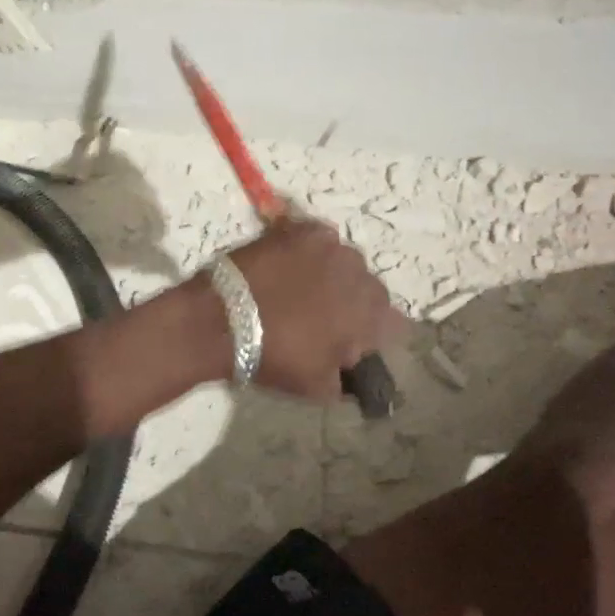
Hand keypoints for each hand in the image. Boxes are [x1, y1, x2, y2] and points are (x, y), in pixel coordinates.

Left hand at [221, 216, 408, 400]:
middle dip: (351, 303)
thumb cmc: (272, 355)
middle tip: (319, 318)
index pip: (394, 324)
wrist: (220, 317)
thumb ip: (347, 380)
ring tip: (299, 289)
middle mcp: (359, 274)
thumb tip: (351, 372)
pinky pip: (317, 239)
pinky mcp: (298, 229)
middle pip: (369, 289)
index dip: (371, 336)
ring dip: (331, 274)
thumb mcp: (318, 387)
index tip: (347, 345)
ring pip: (343, 262)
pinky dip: (309, 251)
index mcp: (371, 314)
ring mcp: (329, 246)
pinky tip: (289, 264)